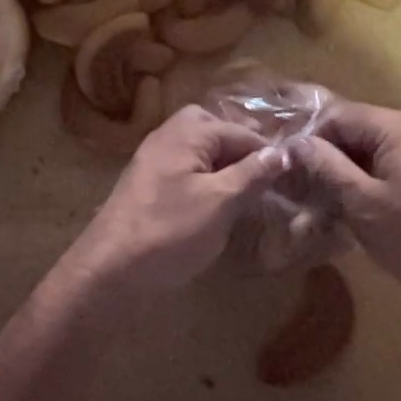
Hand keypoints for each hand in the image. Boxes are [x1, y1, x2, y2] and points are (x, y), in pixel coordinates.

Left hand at [66, 105, 283, 293]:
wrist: (108, 271)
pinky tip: (215, 205)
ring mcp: (153, 161)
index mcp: (188, 133)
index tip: (291, 179)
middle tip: (263, 179)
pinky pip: (184, 169)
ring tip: (244, 194)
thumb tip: (283, 152)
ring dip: (223, 166)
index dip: (268, 153)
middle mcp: (167, 137)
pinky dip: (204, 180)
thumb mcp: (221, 202)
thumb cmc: (169, 231)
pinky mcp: (146, 187)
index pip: (241, 132)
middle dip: (240, 149)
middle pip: (214, 129)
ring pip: (198, 151)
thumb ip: (252, 173)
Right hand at [295, 100, 400, 297]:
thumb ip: (327, 168)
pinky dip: (370, 176)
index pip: (338, 115)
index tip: (290, 170)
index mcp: (397, 126)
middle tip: (304, 189)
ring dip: (347, 169)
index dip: (310, 139)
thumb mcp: (363, 204)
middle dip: (328, 156)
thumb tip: (295, 143)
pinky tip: (356, 204)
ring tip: (325, 201)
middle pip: (356, 127)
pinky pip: (391, 159)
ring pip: (372, 146)